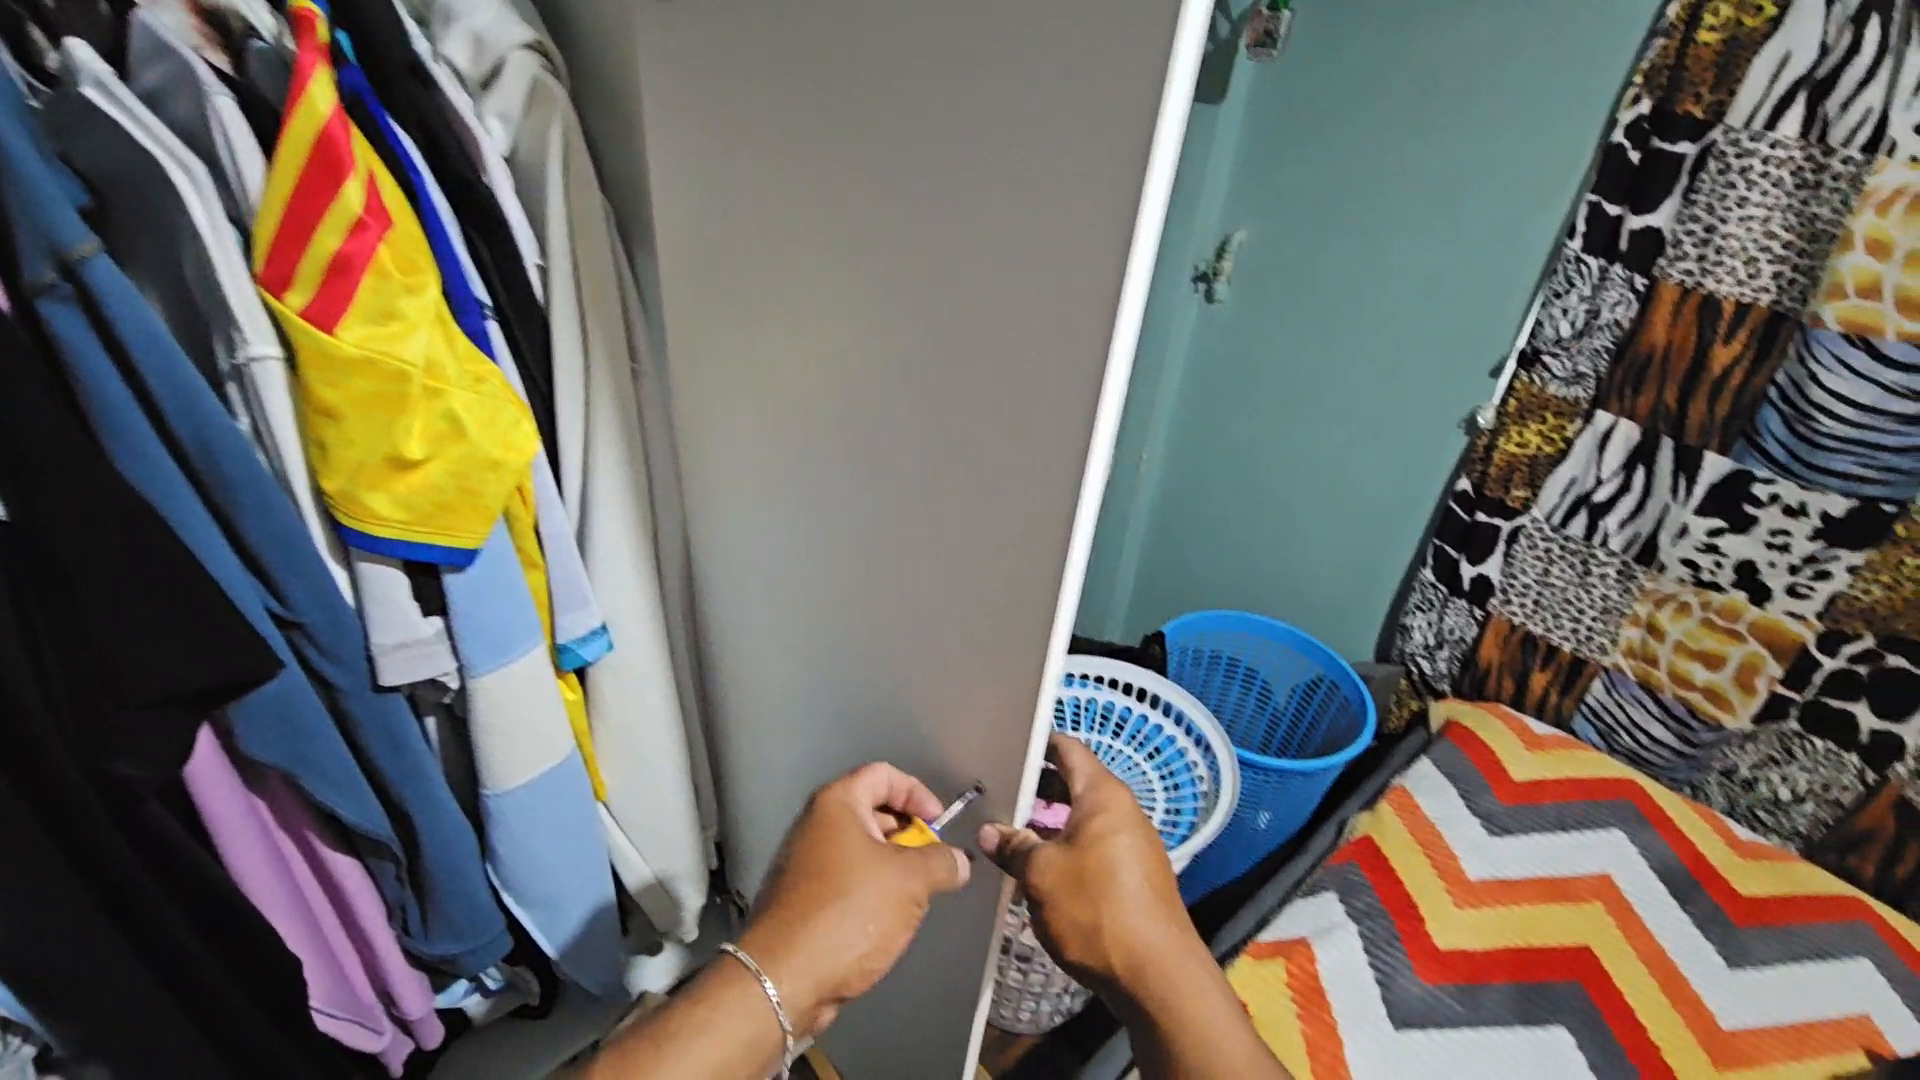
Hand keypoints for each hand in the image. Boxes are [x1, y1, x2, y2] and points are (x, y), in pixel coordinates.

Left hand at [736, 763, 970, 1037]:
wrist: (785, 978)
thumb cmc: (850, 911)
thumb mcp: (911, 881)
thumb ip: (943, 862)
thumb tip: (958, 861)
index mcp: (837, 803)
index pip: (884, 774)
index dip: (917, 793)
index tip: (939, 824)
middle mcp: (816, 824)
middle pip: (873, 810)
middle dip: (909, 834)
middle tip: (930, 863)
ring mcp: (805, 862)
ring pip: (861, 849)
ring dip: (894, 867)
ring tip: (914, 895)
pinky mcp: (803, 899)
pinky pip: (847, 879)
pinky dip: (872, 890)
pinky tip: (887, 919)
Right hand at [977, 734, 1192, 996]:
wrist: (1157, 977)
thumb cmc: (1096, 908)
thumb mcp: (1041, 874)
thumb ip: (1014, 847)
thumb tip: (990, 832)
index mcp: (1103, 795)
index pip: (1069, 749)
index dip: (1038, 744)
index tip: (1006, 746)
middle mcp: (1123, 812)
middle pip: (1074, 785)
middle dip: (1036, 790)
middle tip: (996, 795)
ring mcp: (1132, 846)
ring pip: (1081, 821)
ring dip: (1047, 826)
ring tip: (1009, 835)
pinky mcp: (1134, 878)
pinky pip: (1093, 849)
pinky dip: (1065, 851)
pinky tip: (1038, 872)